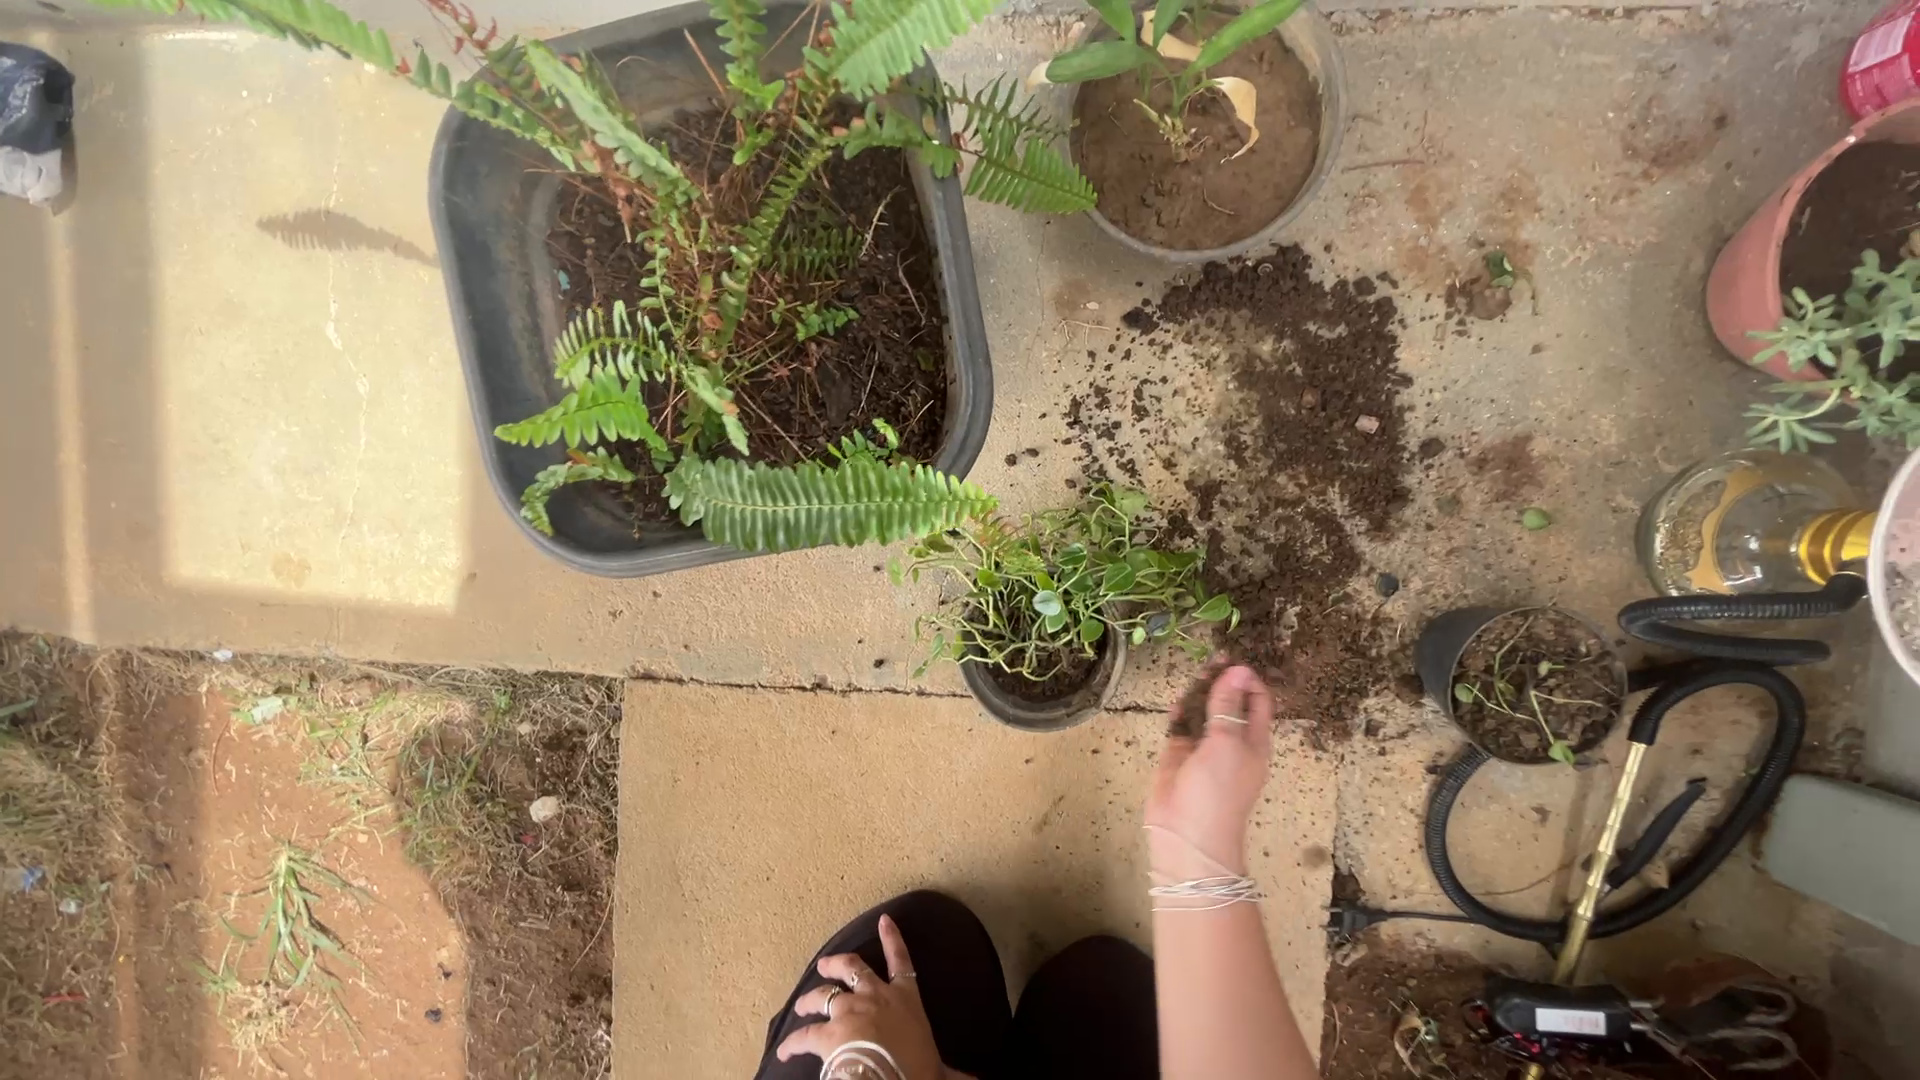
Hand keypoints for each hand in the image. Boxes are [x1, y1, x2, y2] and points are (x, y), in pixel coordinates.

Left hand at [776, 914, 942, 1079]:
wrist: (893, 1078)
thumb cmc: (919, 1070)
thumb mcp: (940, 1068)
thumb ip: (954, 1073)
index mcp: (905, 998)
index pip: (901, 961)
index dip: (892, 939)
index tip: (885, 919)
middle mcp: (875, 996)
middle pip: (853, 968)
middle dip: (837, 964)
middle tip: (825, 964)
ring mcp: (849, 1010)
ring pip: (824, 996)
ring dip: (809, 1000)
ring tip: (800, 1005)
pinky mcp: (828, 1032)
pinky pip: (804, 1035)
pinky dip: (792, 1043)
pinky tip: (784, 1050)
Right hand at [1145, 663, 1274, 875]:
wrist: (1186, 833)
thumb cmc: (1217, 789)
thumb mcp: (1227, 742)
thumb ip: (1228, 704)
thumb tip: (1238, 668)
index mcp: (1254, 742)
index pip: (1258, 703)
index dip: (1248, 681)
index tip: (1232, 661)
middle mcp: (1232, 742)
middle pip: (1229, 703)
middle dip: (1223, 681)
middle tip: (1211, 657)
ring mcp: (1204, 749)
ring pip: (1204, 712)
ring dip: (1200, 693)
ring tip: (1194, 670)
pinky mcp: (1179, 755)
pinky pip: (1181, 726)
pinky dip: (1179, 712)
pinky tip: (1176, 699)